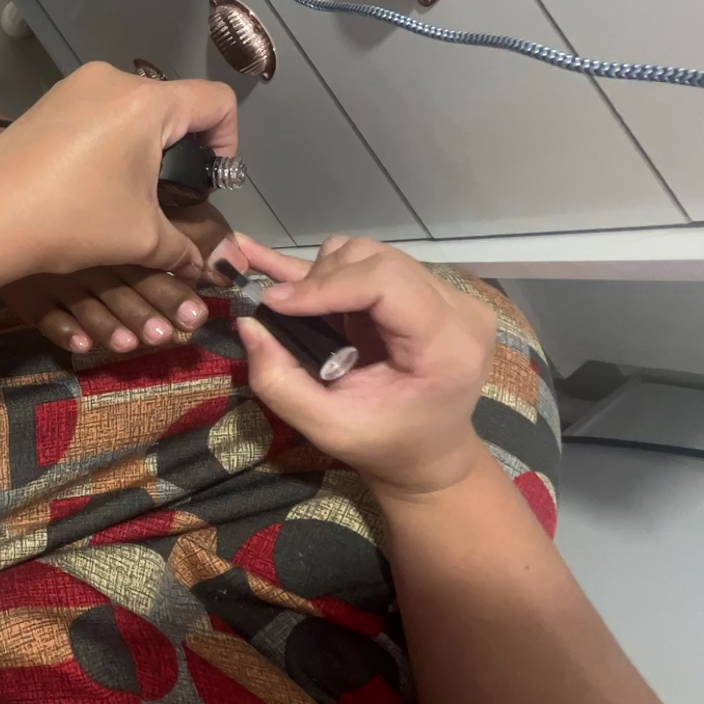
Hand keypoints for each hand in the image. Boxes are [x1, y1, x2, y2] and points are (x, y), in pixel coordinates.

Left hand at [0, 61, 237, 286]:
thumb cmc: (69, 219)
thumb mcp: (138, 238)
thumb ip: (184, 249)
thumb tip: (207, 267)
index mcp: (145, 102)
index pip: (215, 101)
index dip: (228, 143)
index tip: (211, 182)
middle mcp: (110, 79)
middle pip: (171, 104)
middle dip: (180, 150)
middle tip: (167, 196)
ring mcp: (71, 87)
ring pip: (130, 109)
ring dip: (141, 148)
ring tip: (126, 193)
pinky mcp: (44, 103)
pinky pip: (95, 114)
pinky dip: (107, 143)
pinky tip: (88, 182)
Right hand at [0, 202, 230, 351]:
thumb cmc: (56, 186)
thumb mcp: (114, 195)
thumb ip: (162, 228)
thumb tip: (226, 257)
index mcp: (107, 227)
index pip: (147, 261)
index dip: (174, 289)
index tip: (199, 313)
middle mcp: (82, 253)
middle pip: (119, 286)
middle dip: (147, 312)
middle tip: (170, 335)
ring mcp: (48, 271)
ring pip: (84, 302)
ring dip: (109, 325)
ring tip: (133, 344)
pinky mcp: (20, 287)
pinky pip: (41, 312)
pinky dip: (62, 329)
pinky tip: (82, 346)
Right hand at [230, 234, 496, 498]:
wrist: (426, 452)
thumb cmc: (383, 444)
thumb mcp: (325, 426)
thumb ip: (280, 380)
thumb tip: (248, 322)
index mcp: (447, 346)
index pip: (386, 282)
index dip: (324, 285)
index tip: (274, 303)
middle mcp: (455, 308)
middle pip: (373, 259)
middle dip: (318, 280)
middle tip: (285, 312)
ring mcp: (442, 294)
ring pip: (365, 252)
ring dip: (322, 274)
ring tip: (304, 309)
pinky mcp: (419, 288)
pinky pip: (365, 260)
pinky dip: (320, 266)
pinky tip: (265, 255)